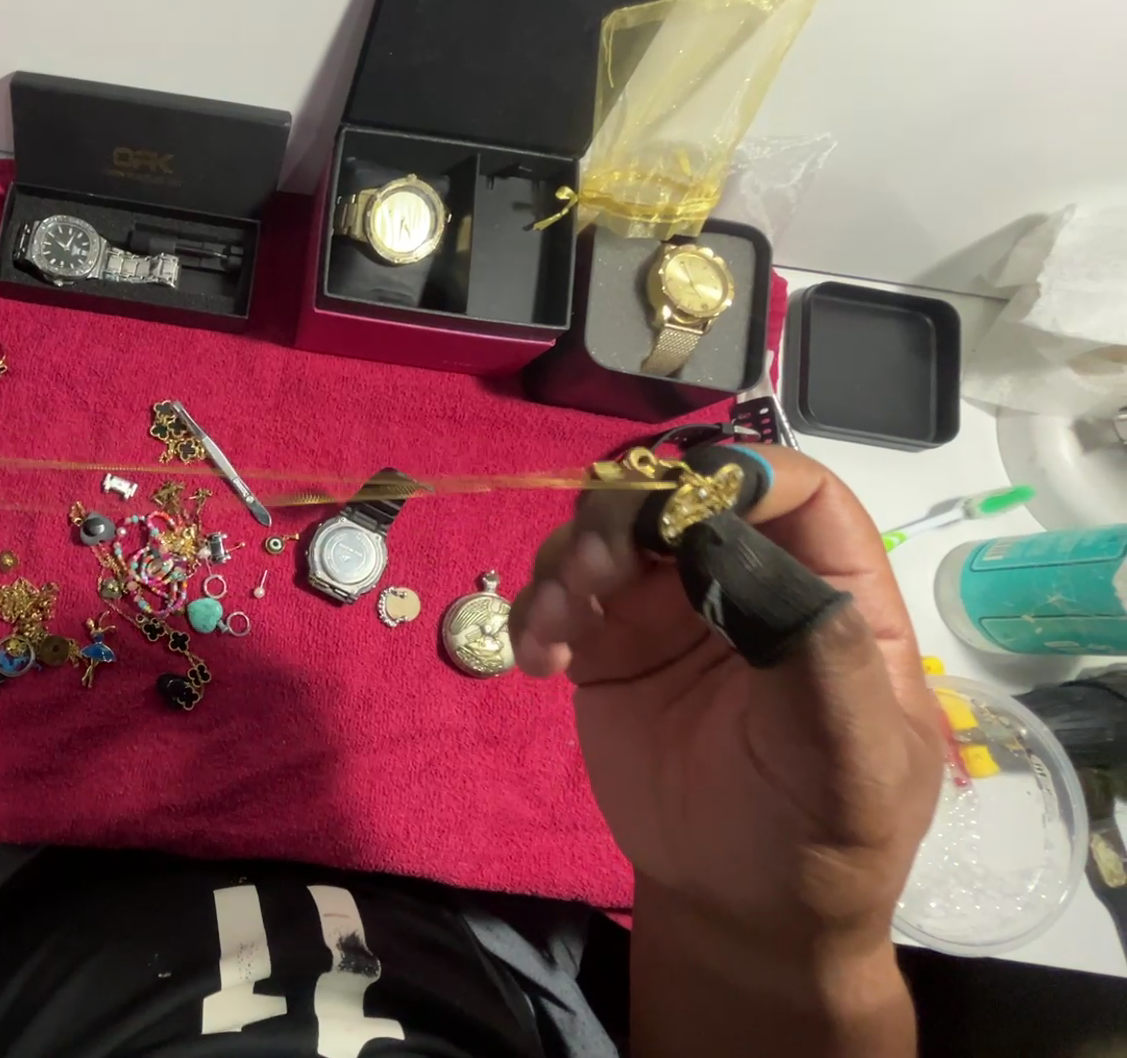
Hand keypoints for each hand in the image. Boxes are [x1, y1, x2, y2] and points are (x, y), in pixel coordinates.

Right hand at [511, 446, 942, 955]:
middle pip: (670, 500)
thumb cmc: (811, 830)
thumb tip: (727, 542)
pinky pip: (549, 599)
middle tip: (586, 572)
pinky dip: (530, 615)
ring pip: (596, 539)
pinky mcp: (598, 644)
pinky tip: (539, 662)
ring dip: (560, 569)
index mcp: (824, 594)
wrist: (728, 897)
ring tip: (553, 632)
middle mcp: (734, 583)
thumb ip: (809, 647)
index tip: (673, 511)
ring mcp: (658, 612)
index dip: (737, 476)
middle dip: (616, 521)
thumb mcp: (843, 754)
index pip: (792, 494)